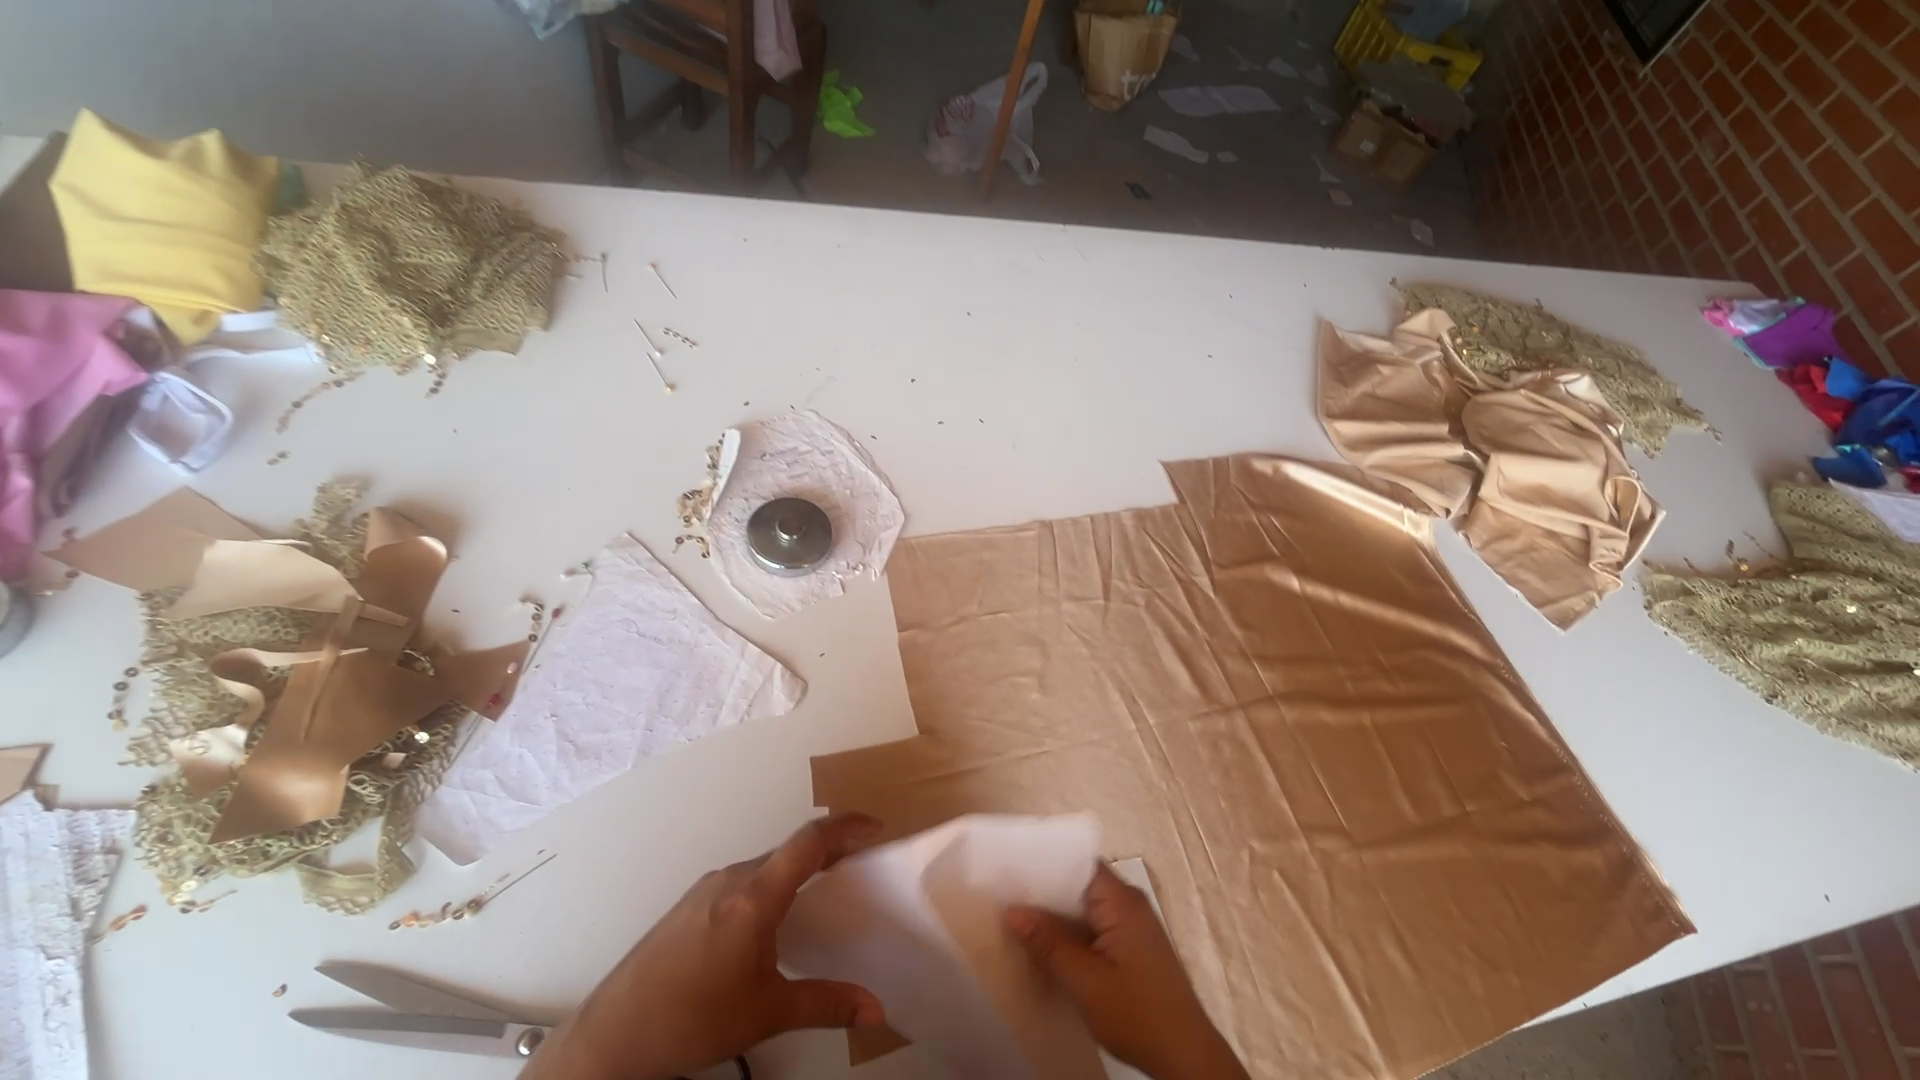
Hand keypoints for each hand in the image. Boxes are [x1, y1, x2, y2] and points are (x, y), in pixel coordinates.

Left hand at [522, 813, 887, 1079]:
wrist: (612, 1035)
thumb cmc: (692, 1019)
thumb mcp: (766, 1013)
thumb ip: (826, 1004)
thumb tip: (877, 1011)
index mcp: (754, 896)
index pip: (809, 842)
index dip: (846, 827)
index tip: (876, 827)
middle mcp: (730, 880)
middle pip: (789, 849)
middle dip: (830, 848)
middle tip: (862, 861)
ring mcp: (705, 889)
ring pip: (765, 864)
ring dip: (799, 867)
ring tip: (826, 887)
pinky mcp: (689, 905)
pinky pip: (743, 879)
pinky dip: (773, 882)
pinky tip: (776, 916)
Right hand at [1006, 863, 1248, 1079]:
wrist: (1184, 1056)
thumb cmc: (1136, 1013)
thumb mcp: (1084, 980)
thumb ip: (1048, 942)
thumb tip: (1012, 910)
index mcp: (1122, 901)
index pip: (1077, 862)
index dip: (1042, 862)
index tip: (1007, 867)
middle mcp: (1129, 904)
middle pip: (1079, 883)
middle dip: (1042, 890)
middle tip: (1001, 894)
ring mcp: (1132, 926)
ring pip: (1084, 907)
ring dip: (1054, 914)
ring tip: (1014, 917)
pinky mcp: (1131, 946)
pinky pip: (1093, 926)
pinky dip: (1070, 932)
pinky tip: (1044, 945)